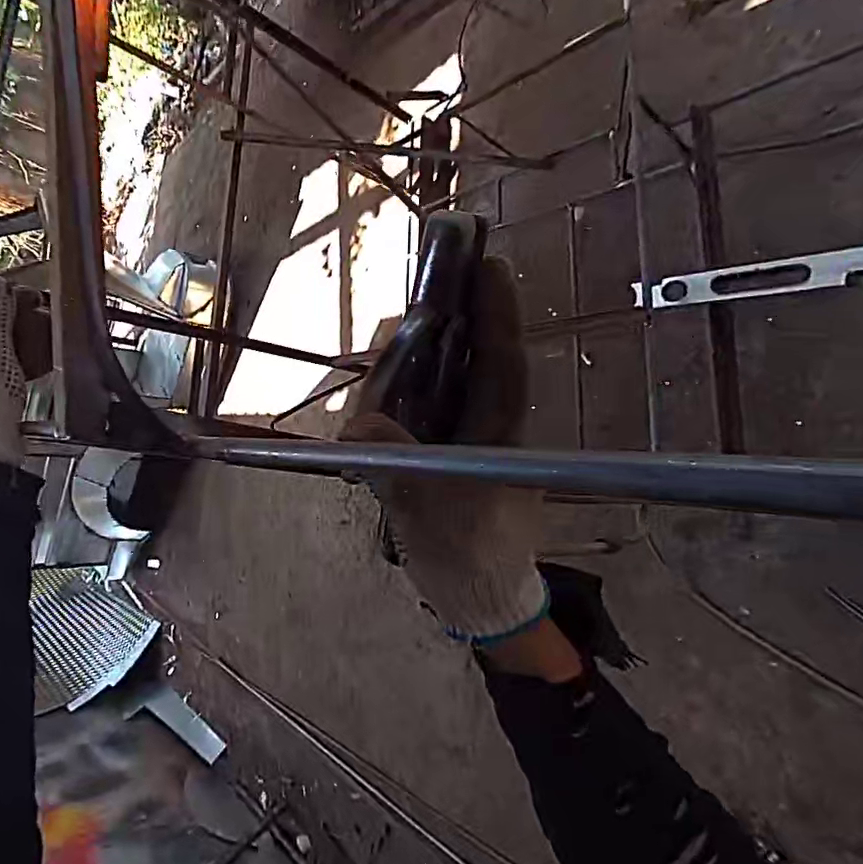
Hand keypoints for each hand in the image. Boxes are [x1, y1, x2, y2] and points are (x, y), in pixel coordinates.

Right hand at [341, 259, 550, 646]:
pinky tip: (400, 373)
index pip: (503, 364)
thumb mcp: (427, 511)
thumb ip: (395, 467)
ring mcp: (474, 440)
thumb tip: (358, 424)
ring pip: (461, 380)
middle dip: (469, 314)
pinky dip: (422, 383)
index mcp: (503, 436)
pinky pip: (440, 406)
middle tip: (447, 269)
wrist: (477, 598)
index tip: (492, 265)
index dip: (498, 314)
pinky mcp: (454, 453)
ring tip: (421, 308)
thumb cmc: (467, 556)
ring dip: (445, 344)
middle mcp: (493, 428)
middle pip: (483, 360)